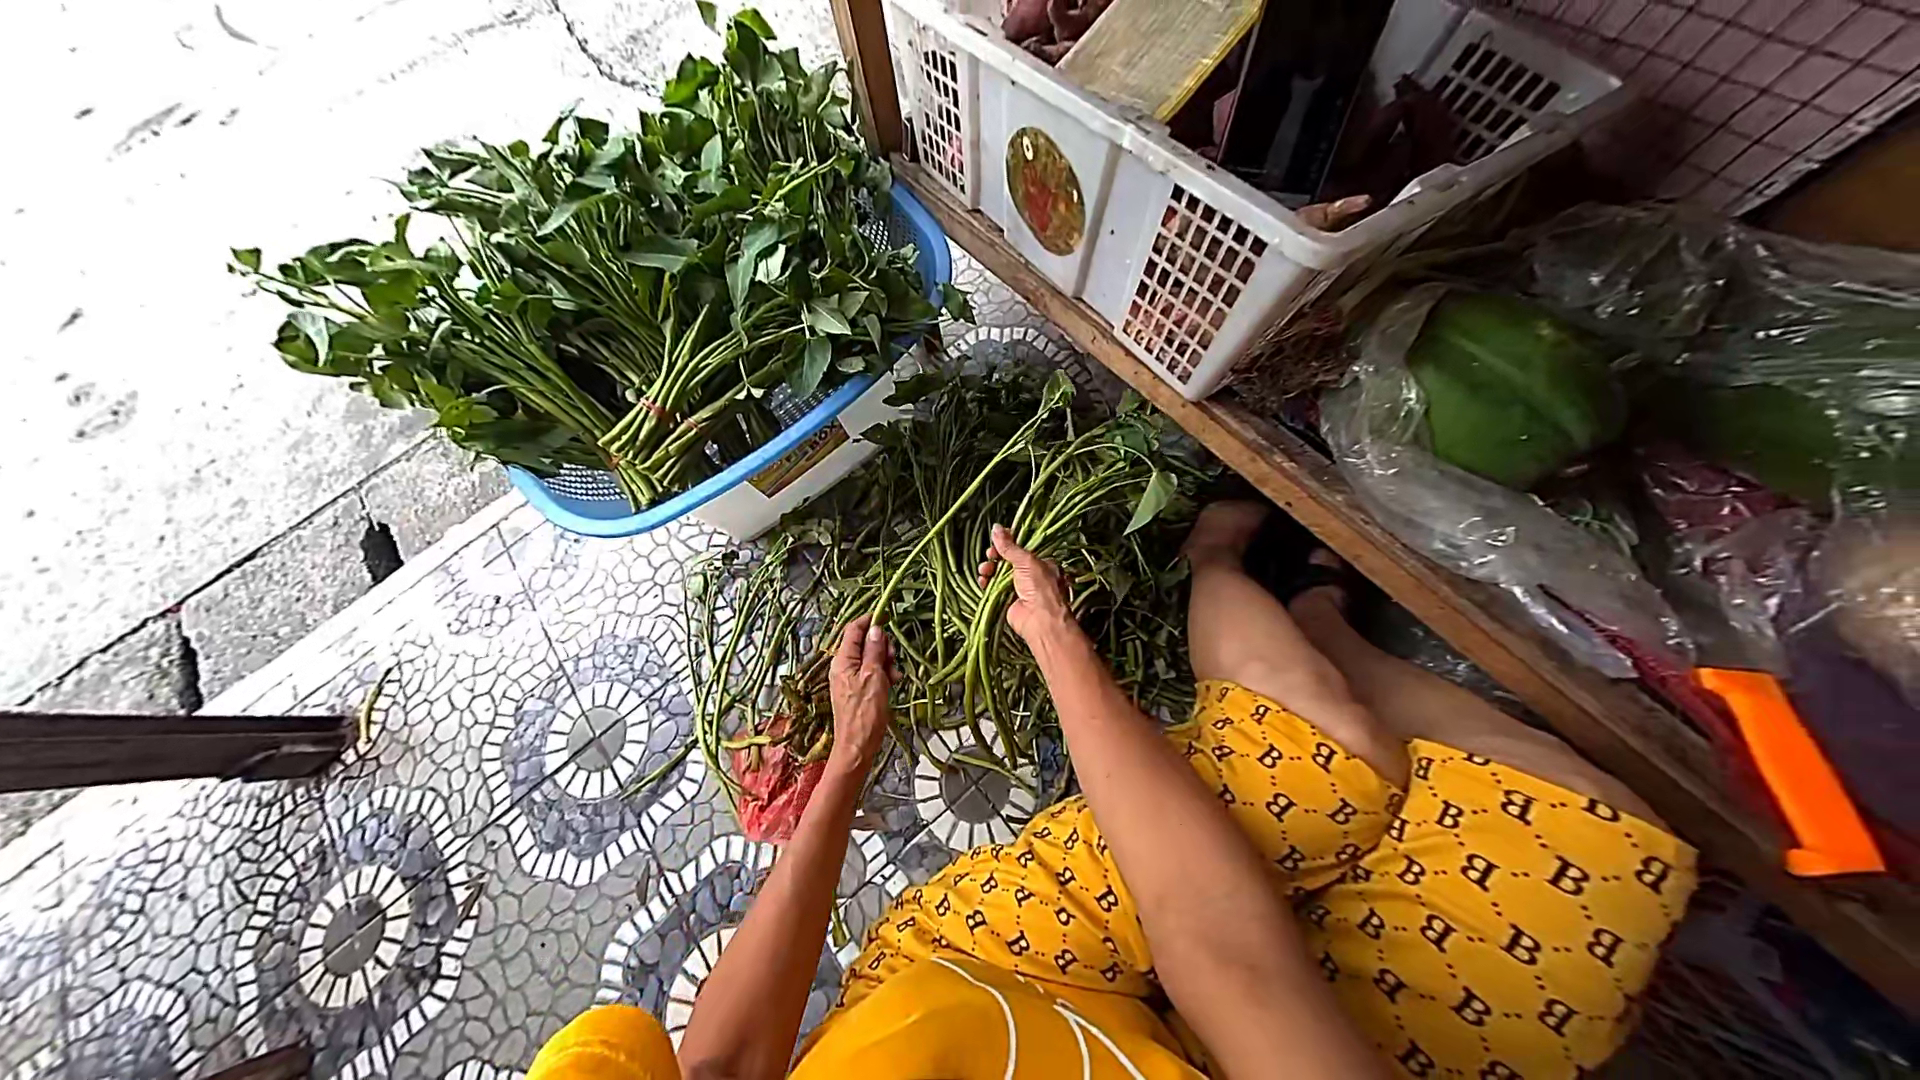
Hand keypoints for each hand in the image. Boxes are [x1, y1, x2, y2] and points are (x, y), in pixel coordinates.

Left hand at [827, 615, 894, 774]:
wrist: (858, 746)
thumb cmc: (866, 713)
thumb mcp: (874, 677)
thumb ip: (874, 650)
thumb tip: (876, 628)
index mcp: (842, 660)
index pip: (853, 629)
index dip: (870, 620)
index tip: (888, 616)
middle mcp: (843, 666)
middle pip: (863, 642)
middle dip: (881, 644)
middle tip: (892, 656)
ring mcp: (849, 678)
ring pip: (870, 657)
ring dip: (885, 660)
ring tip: (894, 673)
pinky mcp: (857, 688)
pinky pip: (871, 672)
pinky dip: (883, 673)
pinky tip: (893, 682)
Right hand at [978, 524, 1077, 646]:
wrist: (1040, 620)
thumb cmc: (1040, 587)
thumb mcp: (1026, 561)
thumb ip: (1009, 546)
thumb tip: (996, 528)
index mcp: (1041, 562)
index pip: (1021, 548)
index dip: (1008, 542)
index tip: (997, 538)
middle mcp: (1030, 574)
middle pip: (1008, 560)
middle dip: (996, 556)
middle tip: (990, 554)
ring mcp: (1018, 588)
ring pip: (999, 573)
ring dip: (989, 568)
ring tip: (984, 569)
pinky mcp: (1007, 600)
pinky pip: (993, 588)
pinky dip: (986, 583)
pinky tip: (982, 580)